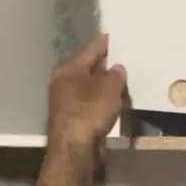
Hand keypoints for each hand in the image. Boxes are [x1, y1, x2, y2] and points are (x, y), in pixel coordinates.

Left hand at [47, 34, 126, 151]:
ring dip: (103, 83)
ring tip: (122, 79)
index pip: (90, 50)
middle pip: (87, 68)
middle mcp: (63, 83)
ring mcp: (65, 102)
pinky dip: (100, 99)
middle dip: (104, 64)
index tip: (115, 36)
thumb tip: (116, 68)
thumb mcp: (109, 89)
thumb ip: (115, 75)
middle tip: (123, 57)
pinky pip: (89, 101)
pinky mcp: (71, 118)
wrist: (74, 149)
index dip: (104, 43)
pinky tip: (113, 100)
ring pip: (88, 86)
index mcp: (68, 70)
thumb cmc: (90, 112)